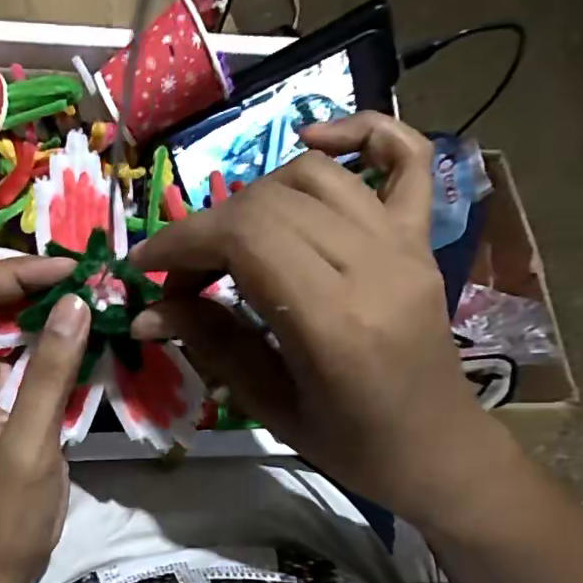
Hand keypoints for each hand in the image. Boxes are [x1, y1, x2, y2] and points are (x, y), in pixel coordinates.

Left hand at [0, 257, 89, 582]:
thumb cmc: (6, 511)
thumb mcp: (30, 441)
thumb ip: (50, 373)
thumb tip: (77, 303)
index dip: (16, 273)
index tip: (70, 271)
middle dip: (41, 285)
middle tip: (94, 282)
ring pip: (21, 333)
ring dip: (57, 313)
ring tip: (102, 302)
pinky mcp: (21, 410)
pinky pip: (40, 363)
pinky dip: (67, 346)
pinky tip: (97, 342)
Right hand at [129, 111, 490, 524]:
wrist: (436, 448)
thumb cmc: (352, 445)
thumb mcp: (271, 406)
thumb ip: (211, 345)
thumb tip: (146, 314)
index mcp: (334, 322)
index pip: (246, 238)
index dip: (183, 241)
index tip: (145, 266)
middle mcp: (374, 268)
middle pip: (271, 203)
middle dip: (207, 229)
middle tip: (184, 277)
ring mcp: (406, 246)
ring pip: (315, 176)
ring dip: (255, 198)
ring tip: (234, 242)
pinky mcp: (422, 240)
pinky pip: (406, 160)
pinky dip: (361, 134)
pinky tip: (314, 139)